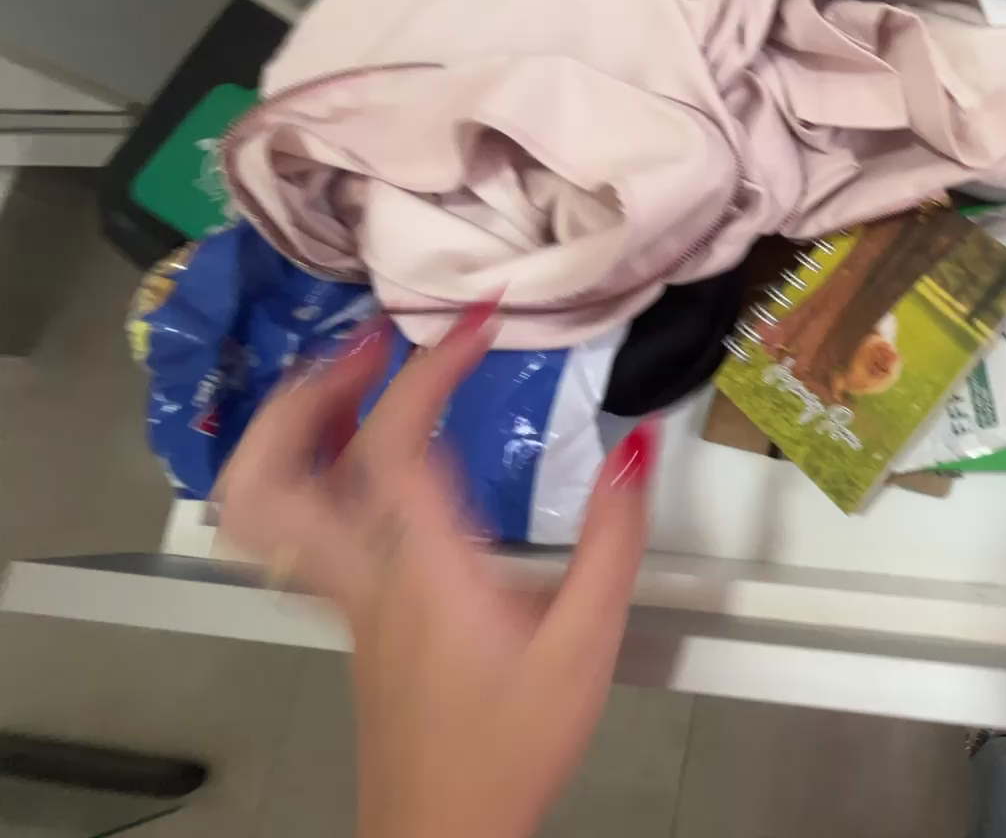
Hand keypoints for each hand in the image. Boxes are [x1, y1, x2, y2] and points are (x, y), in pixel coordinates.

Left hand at [214, 303, 658, 837]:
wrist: (450, 828)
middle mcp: (363, 575)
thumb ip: (616, 534)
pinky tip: (362, 460)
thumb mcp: (589, 631)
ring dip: (294, 428)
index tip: (479, 320)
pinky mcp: (354, 616)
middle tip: (370, 342)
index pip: (398, 442)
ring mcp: (345, 599)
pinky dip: (310, 469)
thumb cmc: (519, 732)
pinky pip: (300, 528)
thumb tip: (638, 444)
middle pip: (276, 475)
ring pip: (264, 508)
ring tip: (351, 381)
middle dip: (312, 392)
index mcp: (422, 567)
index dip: (432, 368)